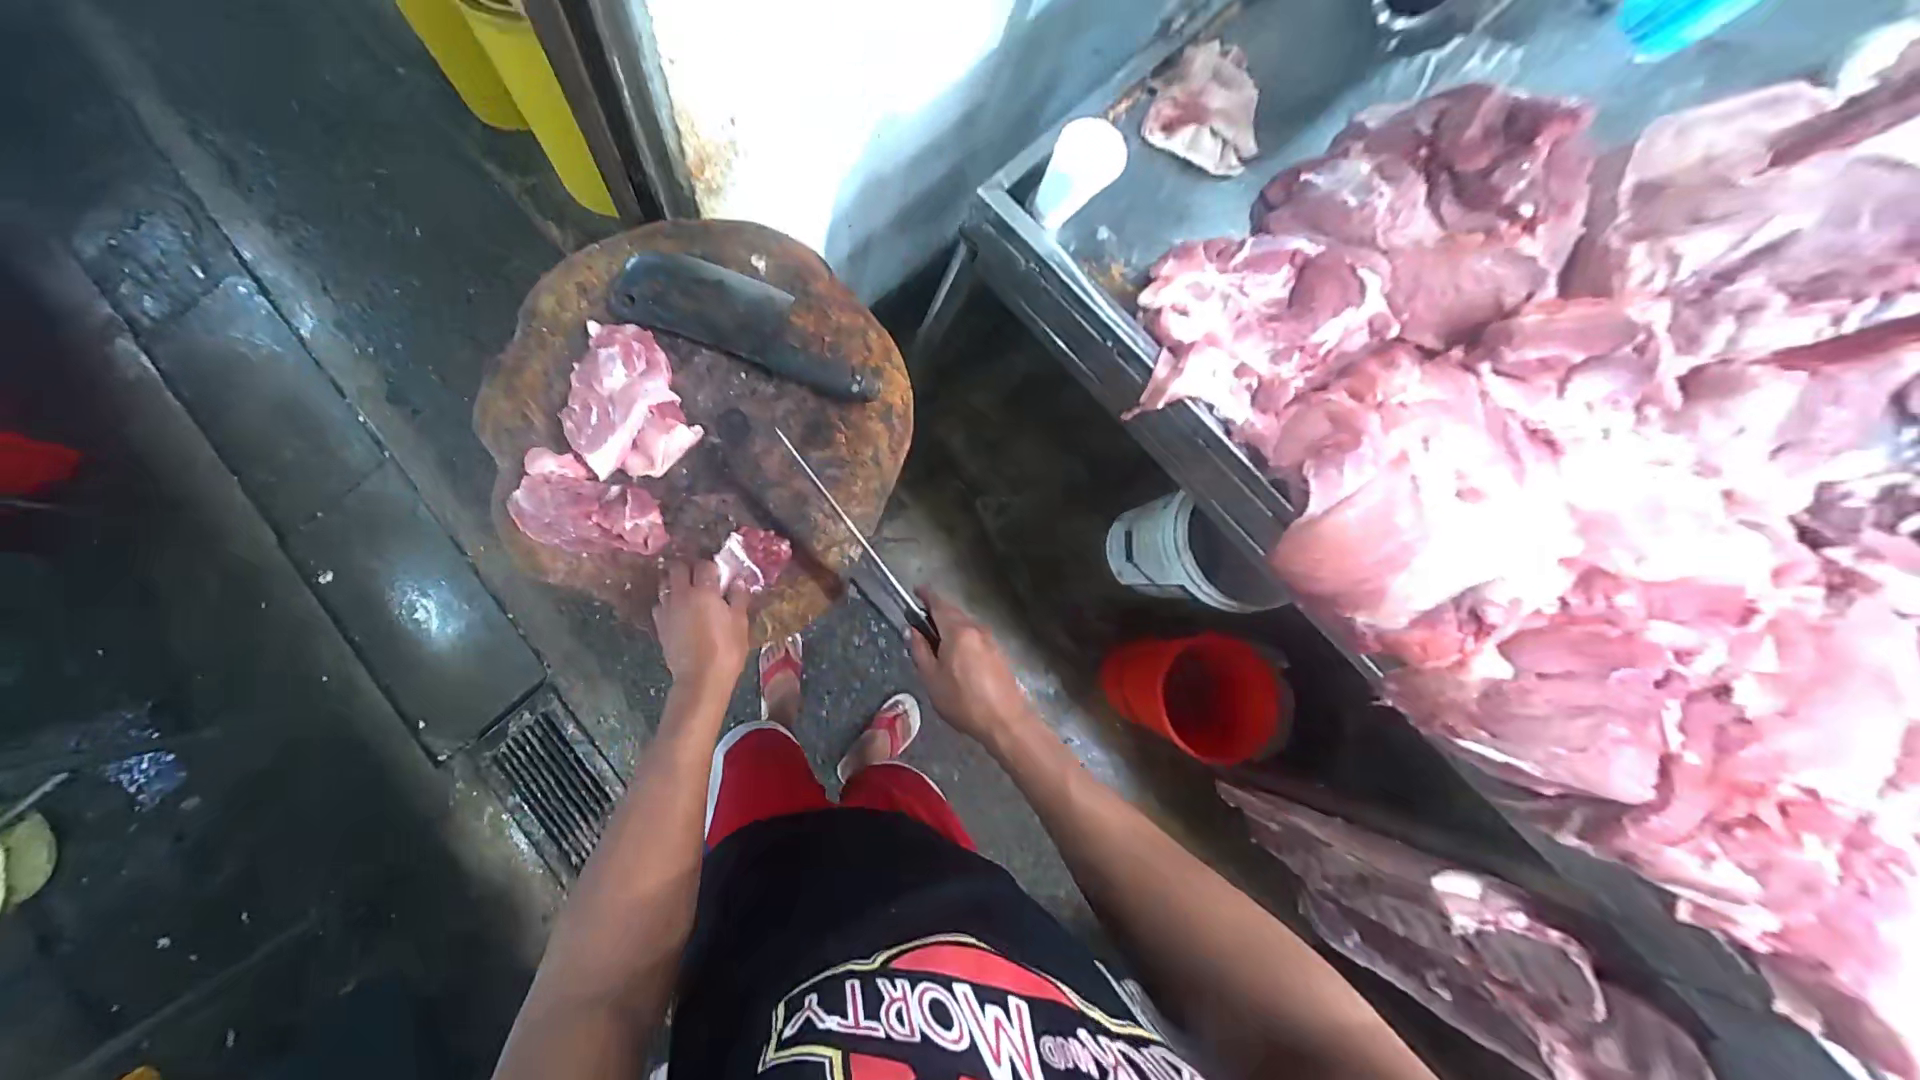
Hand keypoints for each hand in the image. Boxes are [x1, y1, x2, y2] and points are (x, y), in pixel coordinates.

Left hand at [652, 560, 750, 695]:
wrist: (700, 678)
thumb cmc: (726, 649)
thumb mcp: (740, 622)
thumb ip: (739, 598)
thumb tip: (737, 582)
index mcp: (704, 591)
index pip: (705, 565)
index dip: (713, 567)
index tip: (721, 575)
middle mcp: (681, 595)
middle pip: (677, 568)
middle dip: (688, 568)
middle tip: (701, 578)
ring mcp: (667, 609)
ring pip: (664, 584)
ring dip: (675, 583)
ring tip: (688, 593)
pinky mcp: (659, 625)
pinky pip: (660, 604)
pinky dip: (668, 603)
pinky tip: (678, 612)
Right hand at [908, 588, 1035, 744]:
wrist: (1005, 720)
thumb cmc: (963, 701)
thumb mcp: (932, 679)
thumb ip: (920, 651)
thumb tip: (913, 631)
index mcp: (958, 631)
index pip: (940, 605)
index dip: (927, 596)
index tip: (917, 591)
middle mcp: (976, 629)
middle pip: (954, 613)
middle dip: (937, 612)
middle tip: (921, 620)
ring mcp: (991, 640)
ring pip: (965, 625)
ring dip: (950, 626)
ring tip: (936, 641)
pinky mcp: (998, 653)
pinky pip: (975, 637)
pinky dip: (962, 637)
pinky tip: (956, 654)